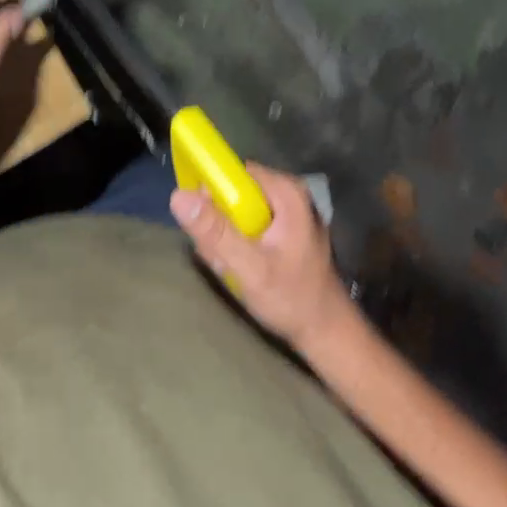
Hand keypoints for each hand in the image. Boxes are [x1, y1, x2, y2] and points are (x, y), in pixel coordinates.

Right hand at [170, 163, 355, 350]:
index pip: (233, 174)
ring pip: (239, 210)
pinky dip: (239, 243)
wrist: (327, 333)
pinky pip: (250, 223)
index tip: (205, 226)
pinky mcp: (287, 229)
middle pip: (234, 192)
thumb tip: (178, 195)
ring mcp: (290, 212)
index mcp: (287, 193)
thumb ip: (215, 232)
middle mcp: (291, 194)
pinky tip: (242, 268)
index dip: (211, 195)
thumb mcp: (248, 268)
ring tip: (231, 266)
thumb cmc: (292, 299)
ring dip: (226, 237)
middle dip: (218, 222)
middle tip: (218, 255)